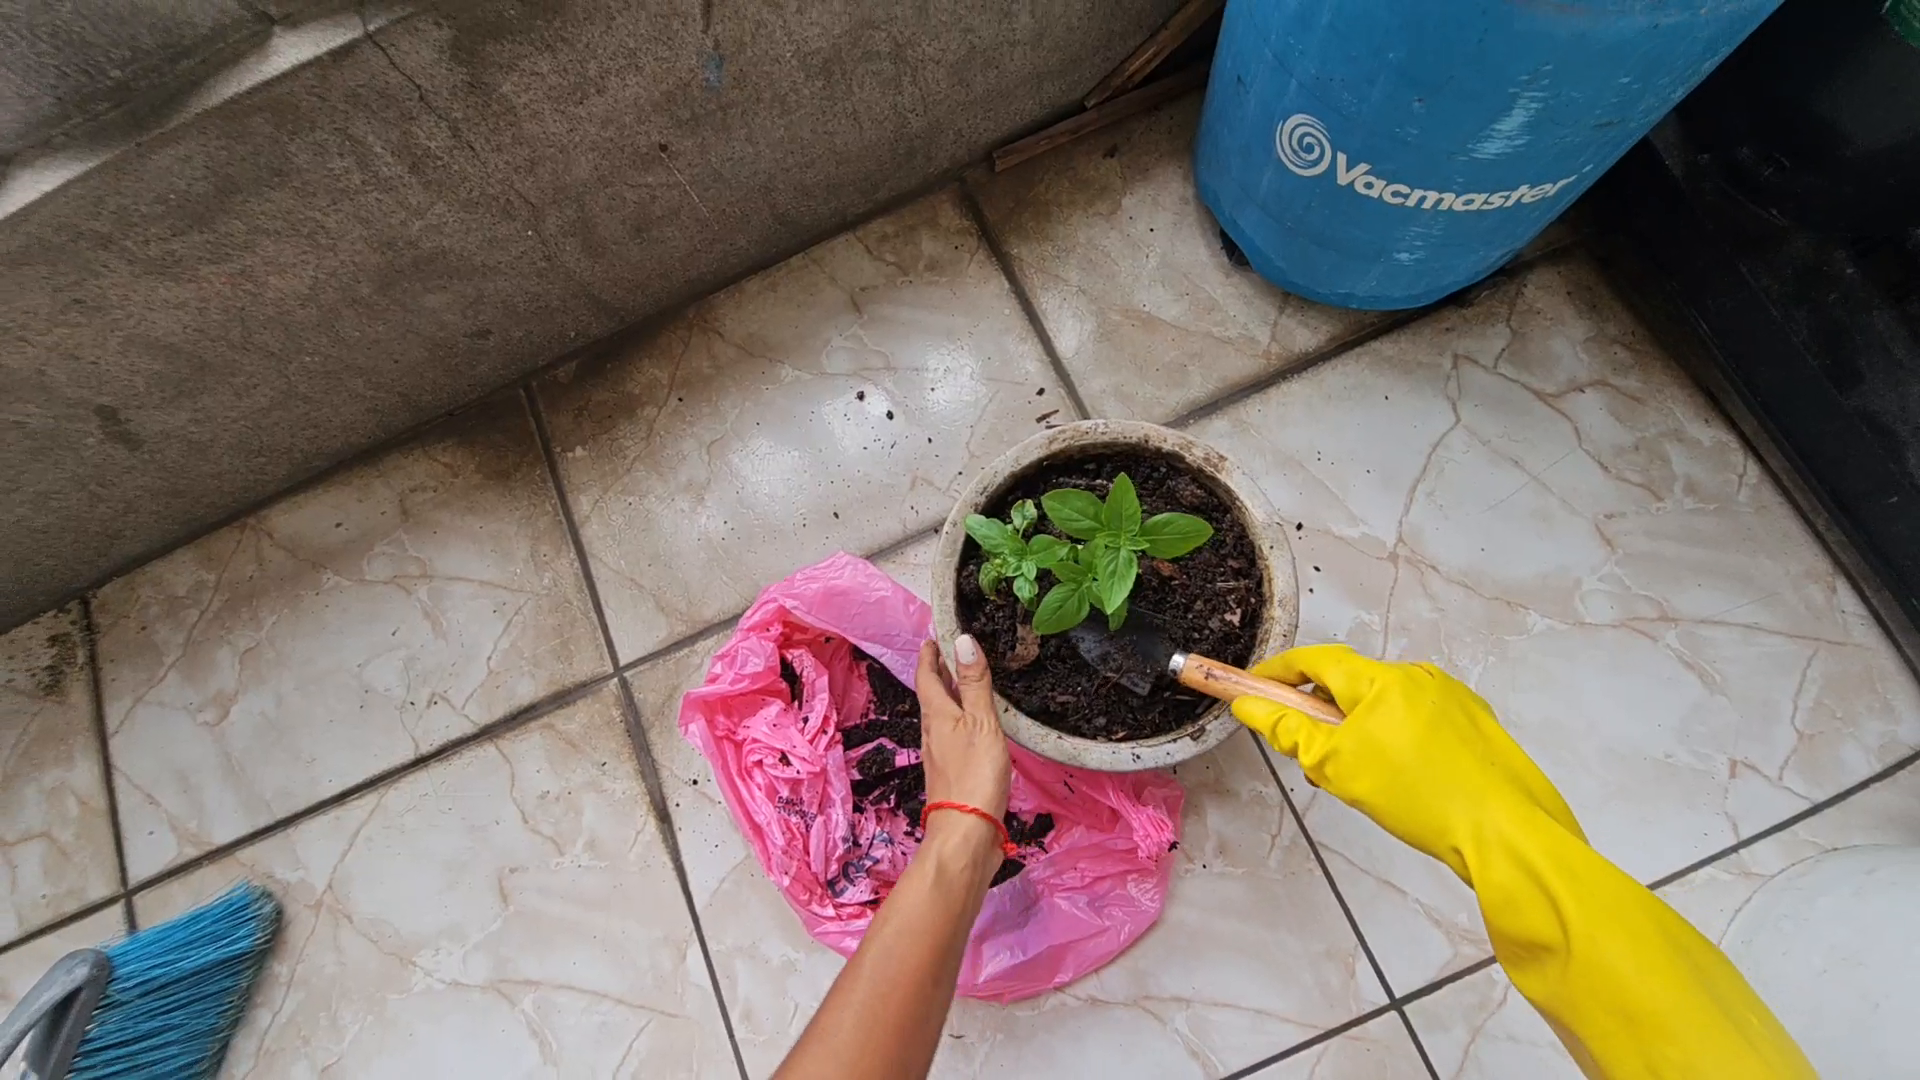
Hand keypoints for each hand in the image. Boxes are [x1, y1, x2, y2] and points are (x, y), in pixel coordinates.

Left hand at [914, 635, 1010, 823]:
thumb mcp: (981, 723)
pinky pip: (952, 734)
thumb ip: (974, 683)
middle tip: (948, 653)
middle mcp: (934, 732)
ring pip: (941, 715)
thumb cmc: (975, 776)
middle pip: (932, 695)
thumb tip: (963, 641)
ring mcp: (941, 754)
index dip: (929, 655)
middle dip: (938, 672)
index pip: (927, 676)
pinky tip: (972, 725)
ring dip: (949, 695)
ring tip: (962, 682)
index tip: (932, 637)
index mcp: (938, 715)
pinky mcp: (952, 773)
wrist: (965, 835)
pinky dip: (959, 719)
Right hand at [1231, 644, 1583, 881]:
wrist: (1510, 837)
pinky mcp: (1478, 725)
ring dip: (1356, 725)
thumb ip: (1285, 729)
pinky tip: (1400, 777)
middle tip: (1306, 749)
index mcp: (1381, 679)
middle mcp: (1418, 677)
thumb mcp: (1335, 766)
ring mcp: (1453, 699)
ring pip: (1383, 702)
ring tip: (1355, 773)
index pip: (1314, 659)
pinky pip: (1417, 718)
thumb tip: (1248, 704)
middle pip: (1348, 682)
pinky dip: (1392, 735)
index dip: (1277, 671)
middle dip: (1318, 709)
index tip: (1252, 687)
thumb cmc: (1415, 796)